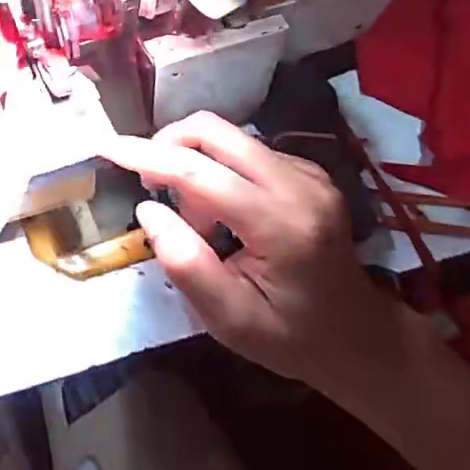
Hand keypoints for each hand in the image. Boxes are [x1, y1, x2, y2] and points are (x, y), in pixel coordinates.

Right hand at [101, 112, 404, 386]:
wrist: (362, 338)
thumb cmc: (291, 337)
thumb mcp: (228, 319)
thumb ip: (184, 263)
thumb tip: (148, 208)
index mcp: (282, 224)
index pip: (199, 172)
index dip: (146, 156)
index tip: (106, 148)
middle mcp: (298, 184)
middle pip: (213, 131)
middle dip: (166, 146)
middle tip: (152, 188)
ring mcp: (306, 172)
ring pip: (225, 136)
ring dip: (192, 163)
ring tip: (198, 221)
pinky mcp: (305, 169)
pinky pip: (242, 148)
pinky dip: (215, 169)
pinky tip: (222, 211)